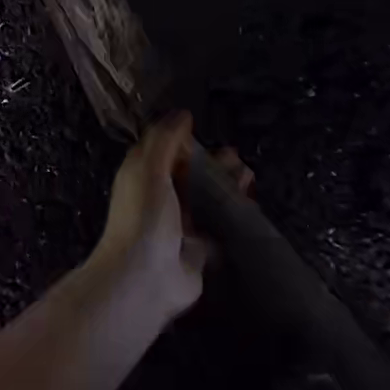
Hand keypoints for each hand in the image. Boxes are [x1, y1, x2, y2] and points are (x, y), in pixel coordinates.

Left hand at [88, 112, 252, 324]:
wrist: (146, 276)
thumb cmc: (144, 216)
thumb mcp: (150, 169)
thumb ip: (165, 140)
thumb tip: (182, 114)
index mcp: (140, 175)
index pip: (161, 151)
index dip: (180, 140)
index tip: (203, 131)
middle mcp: (158, 197)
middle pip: (187, 174)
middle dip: (210, 163)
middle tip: (235, 157)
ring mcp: (178, 224)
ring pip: (205, 198)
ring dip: (225, 186)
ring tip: (247, 176)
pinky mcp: (197, 248)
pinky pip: (217, 226)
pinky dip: (232, 216)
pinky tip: (248, 205)